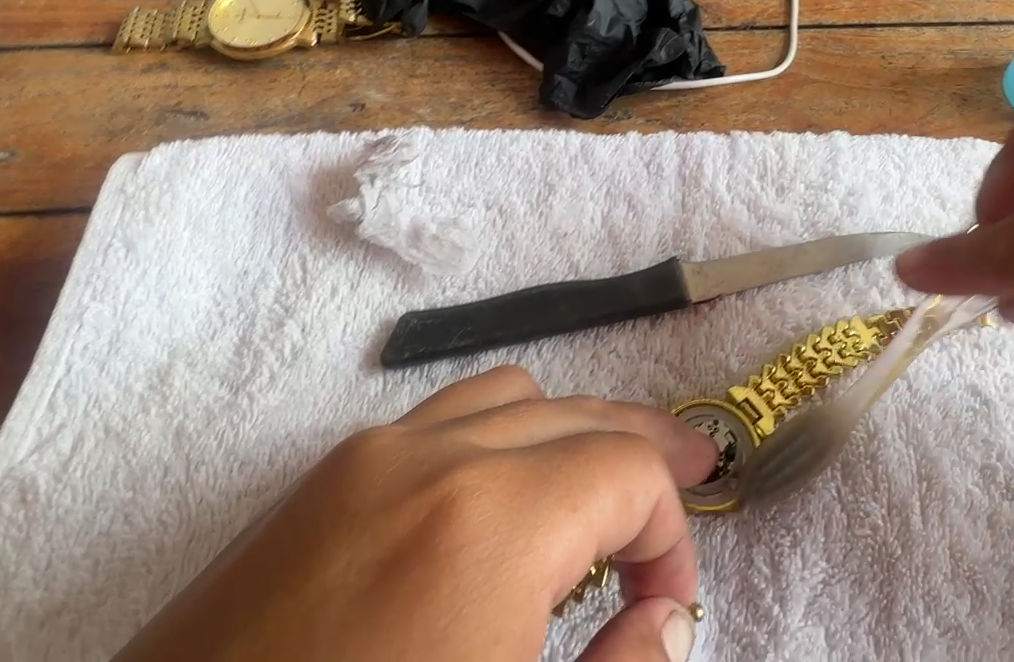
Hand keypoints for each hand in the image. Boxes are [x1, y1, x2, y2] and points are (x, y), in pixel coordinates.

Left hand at [115, 366, 717, 661]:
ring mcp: (364, 455)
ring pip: (509, 396)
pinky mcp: (318, 480)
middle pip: (577, 412)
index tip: (670, 605)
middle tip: (695, 472)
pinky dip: (500, 434)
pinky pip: (441, 419)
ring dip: (570, 430)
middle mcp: (430, 455)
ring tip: (603, 481)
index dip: (674, 532)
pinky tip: (506, 490)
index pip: (628, 471)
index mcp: (489, 519)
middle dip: (644, 450)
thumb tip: (665, 616)